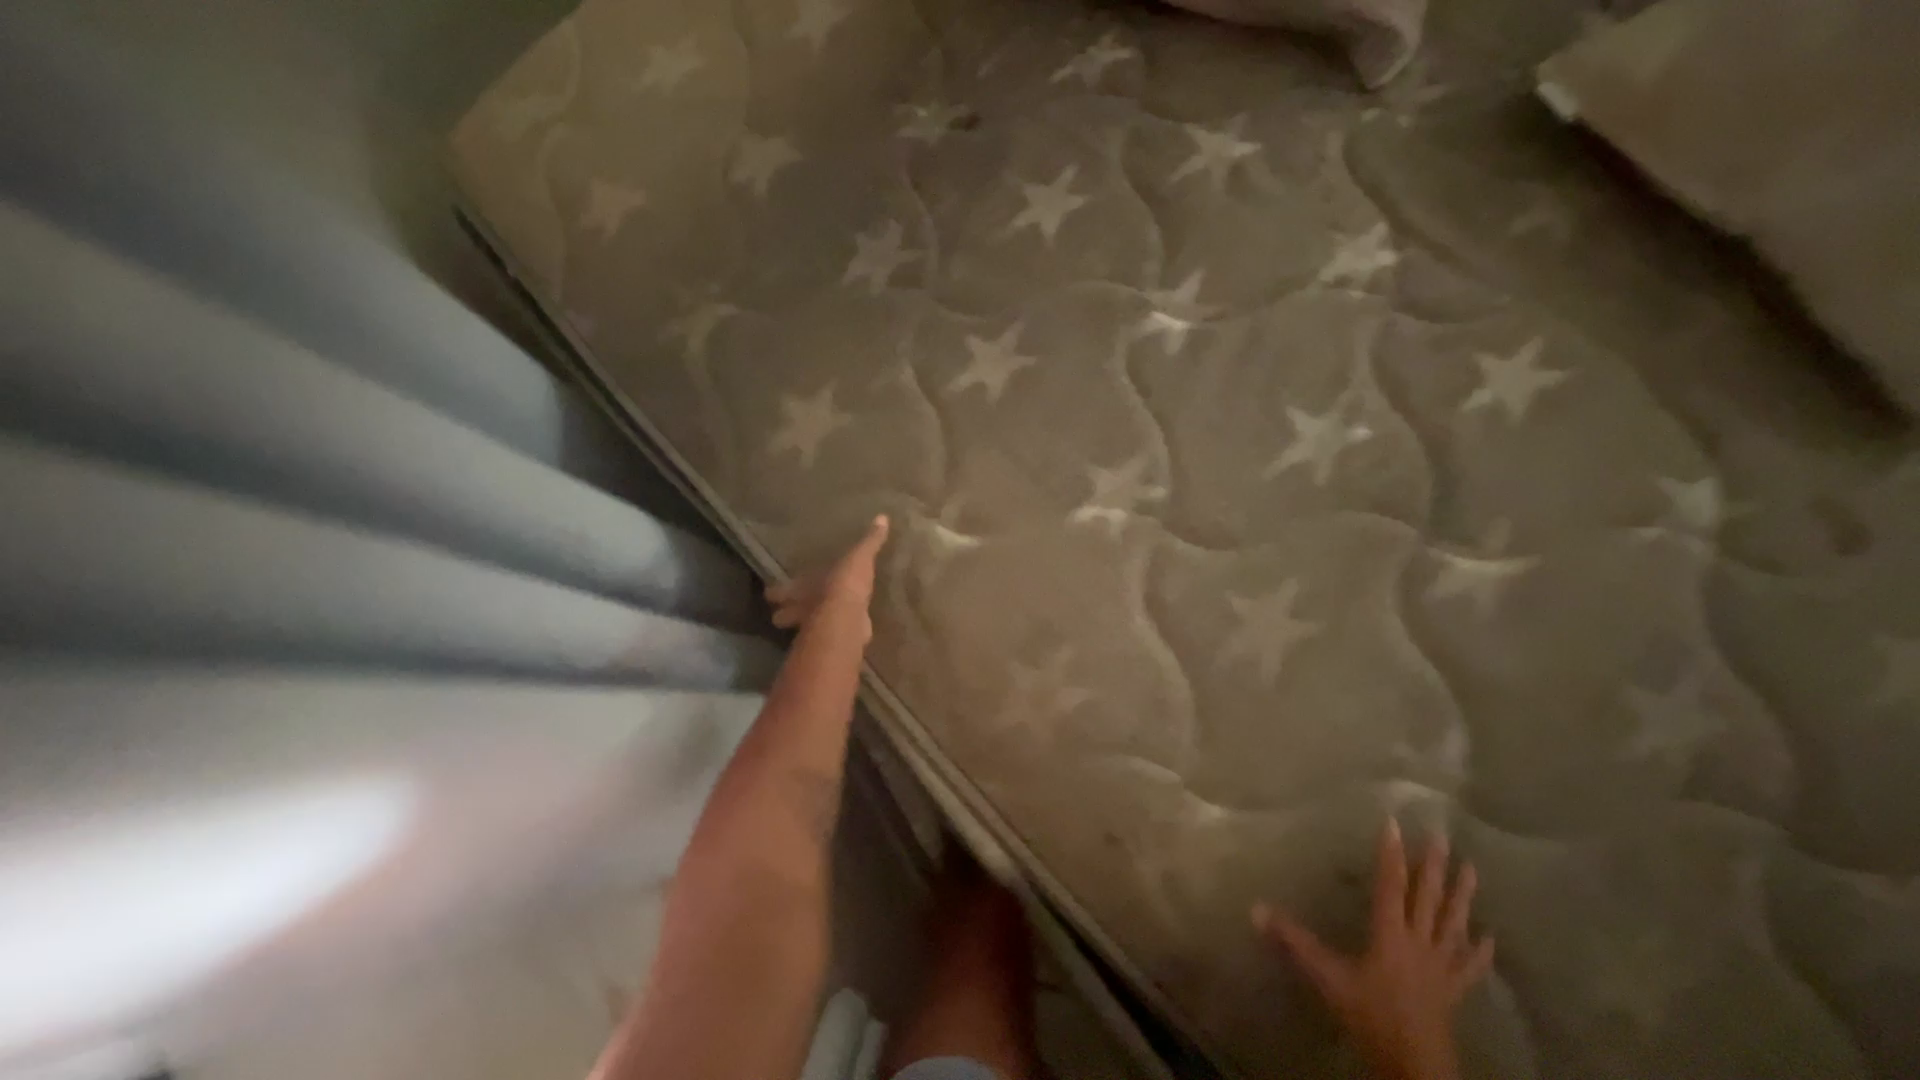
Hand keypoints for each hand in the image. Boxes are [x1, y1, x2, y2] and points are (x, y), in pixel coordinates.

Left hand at [765, 515, 888, 638]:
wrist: (849, 617)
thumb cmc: (844, 584)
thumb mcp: (858, 557)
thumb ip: (869, 541)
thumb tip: (882, 517)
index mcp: (802, 587)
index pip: (779, 591)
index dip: (775, 592)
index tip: (770, 594)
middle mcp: (802, 609)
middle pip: (784, 616)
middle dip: (784, 614)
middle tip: (785, 614)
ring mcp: (814, 629)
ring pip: (803, 630)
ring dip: (807, 628)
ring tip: (814, 625)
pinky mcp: (832, 642)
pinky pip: (830, 638)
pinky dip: (834, 636)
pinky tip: (842, 633)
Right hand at [1253, 820, 1494, 1079]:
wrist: (1412, 1062)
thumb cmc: (1368, 1014)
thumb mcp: (1326, 977)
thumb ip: (1294, 942)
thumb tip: (1256, 908)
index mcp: (1389, 934)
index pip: (1390, 885)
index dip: (1391, 854)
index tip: (1394, 823)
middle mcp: (1419, 942)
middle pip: (1428, 898)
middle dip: (1434, 865)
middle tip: (1442, 834)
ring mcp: (1440, 965)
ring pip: (1453, 924)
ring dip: (1463, 896)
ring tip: (1472, 868)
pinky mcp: (1453, 989)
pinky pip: (1469, 967)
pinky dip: (1479, 951)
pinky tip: (1488, 937)